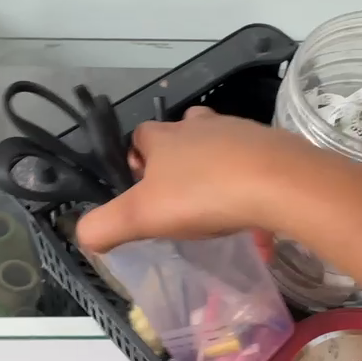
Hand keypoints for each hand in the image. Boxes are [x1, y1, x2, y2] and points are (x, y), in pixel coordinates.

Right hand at [75, 107, 323, 252]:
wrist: (278, 182)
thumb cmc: (202, 195)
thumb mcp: (141, 216)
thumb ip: (105, 225)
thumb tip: (83, 234)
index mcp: (163, 137)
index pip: (138, 137)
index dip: (135, 161)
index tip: (142, 193)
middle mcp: (198, 126)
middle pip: (179, 137)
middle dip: (175, 164)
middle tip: (179, 202)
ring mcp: (239, 131)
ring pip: (216, 146)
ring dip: (212, 170)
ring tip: (215, 205)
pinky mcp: (272, 146)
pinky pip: (251, 162)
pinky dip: (246, 180)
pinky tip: (249, 208)